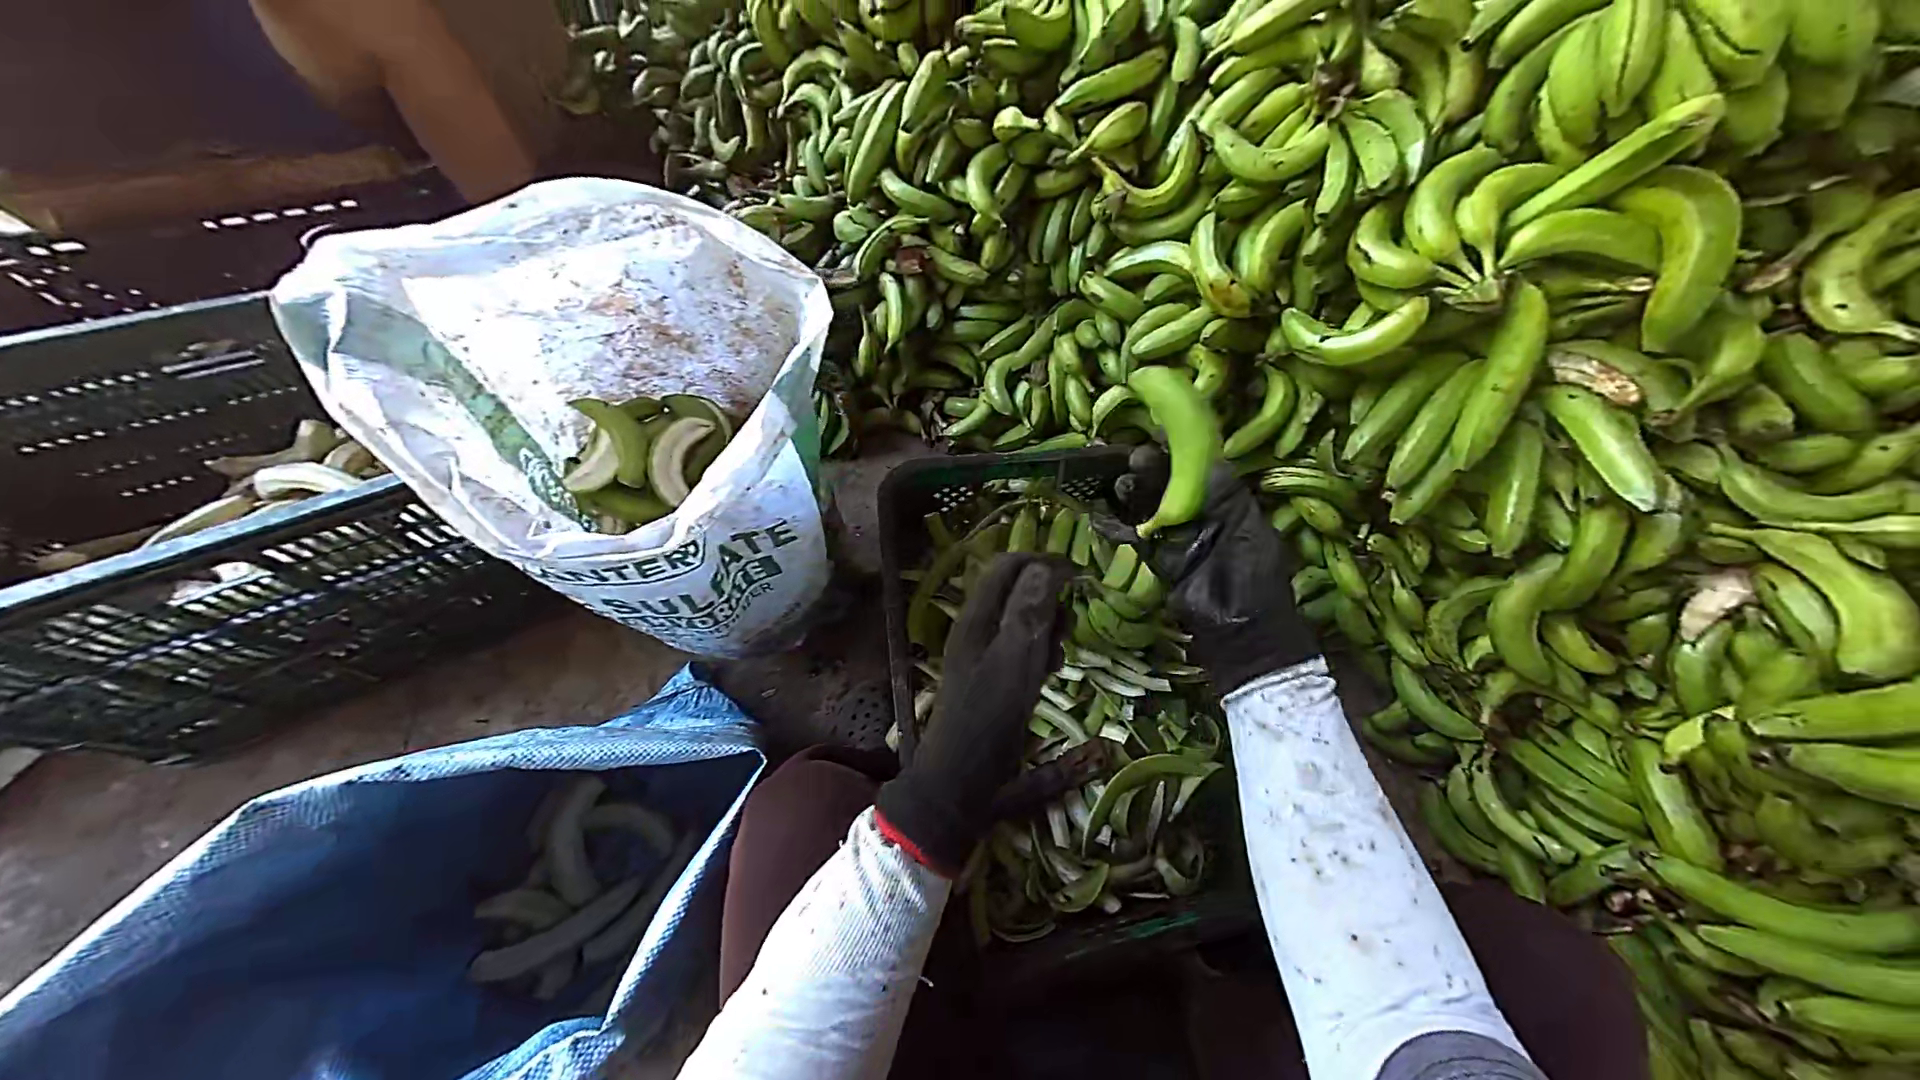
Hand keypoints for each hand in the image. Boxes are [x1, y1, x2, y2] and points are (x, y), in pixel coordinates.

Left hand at [876, 553, 1074, 873]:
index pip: (1010, 566)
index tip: (1081, 579)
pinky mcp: (994, 677)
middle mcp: (979, 628)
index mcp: (978, 617)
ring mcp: (984, 653)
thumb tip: (1047, 564)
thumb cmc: (988, 718)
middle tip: (1068, 628)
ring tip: (1061, 654)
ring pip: (1025, 622)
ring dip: (1049, 629)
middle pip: (1020, 592)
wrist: (960, 782)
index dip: (1045, 564)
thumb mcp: (1015, 662)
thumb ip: (1029, 613)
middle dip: (1051, 601)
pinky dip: (1042, 654)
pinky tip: (1052, 673)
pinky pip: (1023, 650)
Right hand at [1103, 445, 1317, 696]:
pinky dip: (1118, 529)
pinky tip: (1101, 516)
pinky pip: (1136, 540)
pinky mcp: (1158, 562)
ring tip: (1119, 481)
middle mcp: (1199, 519)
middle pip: (1168, 489)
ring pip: (1149, 511)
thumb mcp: (1248, 529)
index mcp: (1226, 507)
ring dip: (1133, 496)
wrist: (1242, 630)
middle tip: (1133, 456)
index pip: (1197, 474)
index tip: (1159, 437)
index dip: (1178, 457)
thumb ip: (1227, 496)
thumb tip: (1207, 457)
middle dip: (1150, 473)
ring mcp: (1177, 541)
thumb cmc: (1254, 575)